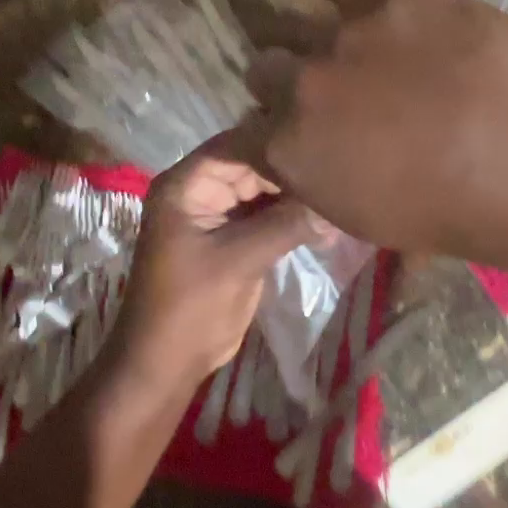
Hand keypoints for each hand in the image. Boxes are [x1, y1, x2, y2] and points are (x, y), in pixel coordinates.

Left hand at [107, 135, 328, 393]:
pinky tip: (328, 217)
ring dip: (296, 194)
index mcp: (185, 184)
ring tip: (342, 190)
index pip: (237, 146)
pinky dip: (291, 216)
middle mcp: (198, 191)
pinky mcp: (231, 239)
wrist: (165, 363)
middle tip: (342, 171)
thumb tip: (336, 202)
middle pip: (252, 165)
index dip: (279, 144)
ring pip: (262, 191)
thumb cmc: (189, 308)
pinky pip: (265, 215)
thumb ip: (285, 225)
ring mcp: (215, 215)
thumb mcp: (237, 262)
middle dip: (293, 170)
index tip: (326, 145)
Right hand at [244, 0, 507, 267]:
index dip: (267, 128)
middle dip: (289, 77)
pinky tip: (416, 24)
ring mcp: (346, 36)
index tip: (292, 128)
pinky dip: (381, 5)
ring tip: (383, 51)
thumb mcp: (363, 215)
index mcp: (289, 150)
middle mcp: (301, 87)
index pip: (243, 130)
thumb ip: (317, 176)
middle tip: (335, 88)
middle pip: (265, 66)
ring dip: (337, 39)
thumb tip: (310, 152)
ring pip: (314, 20)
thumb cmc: (450, 212)